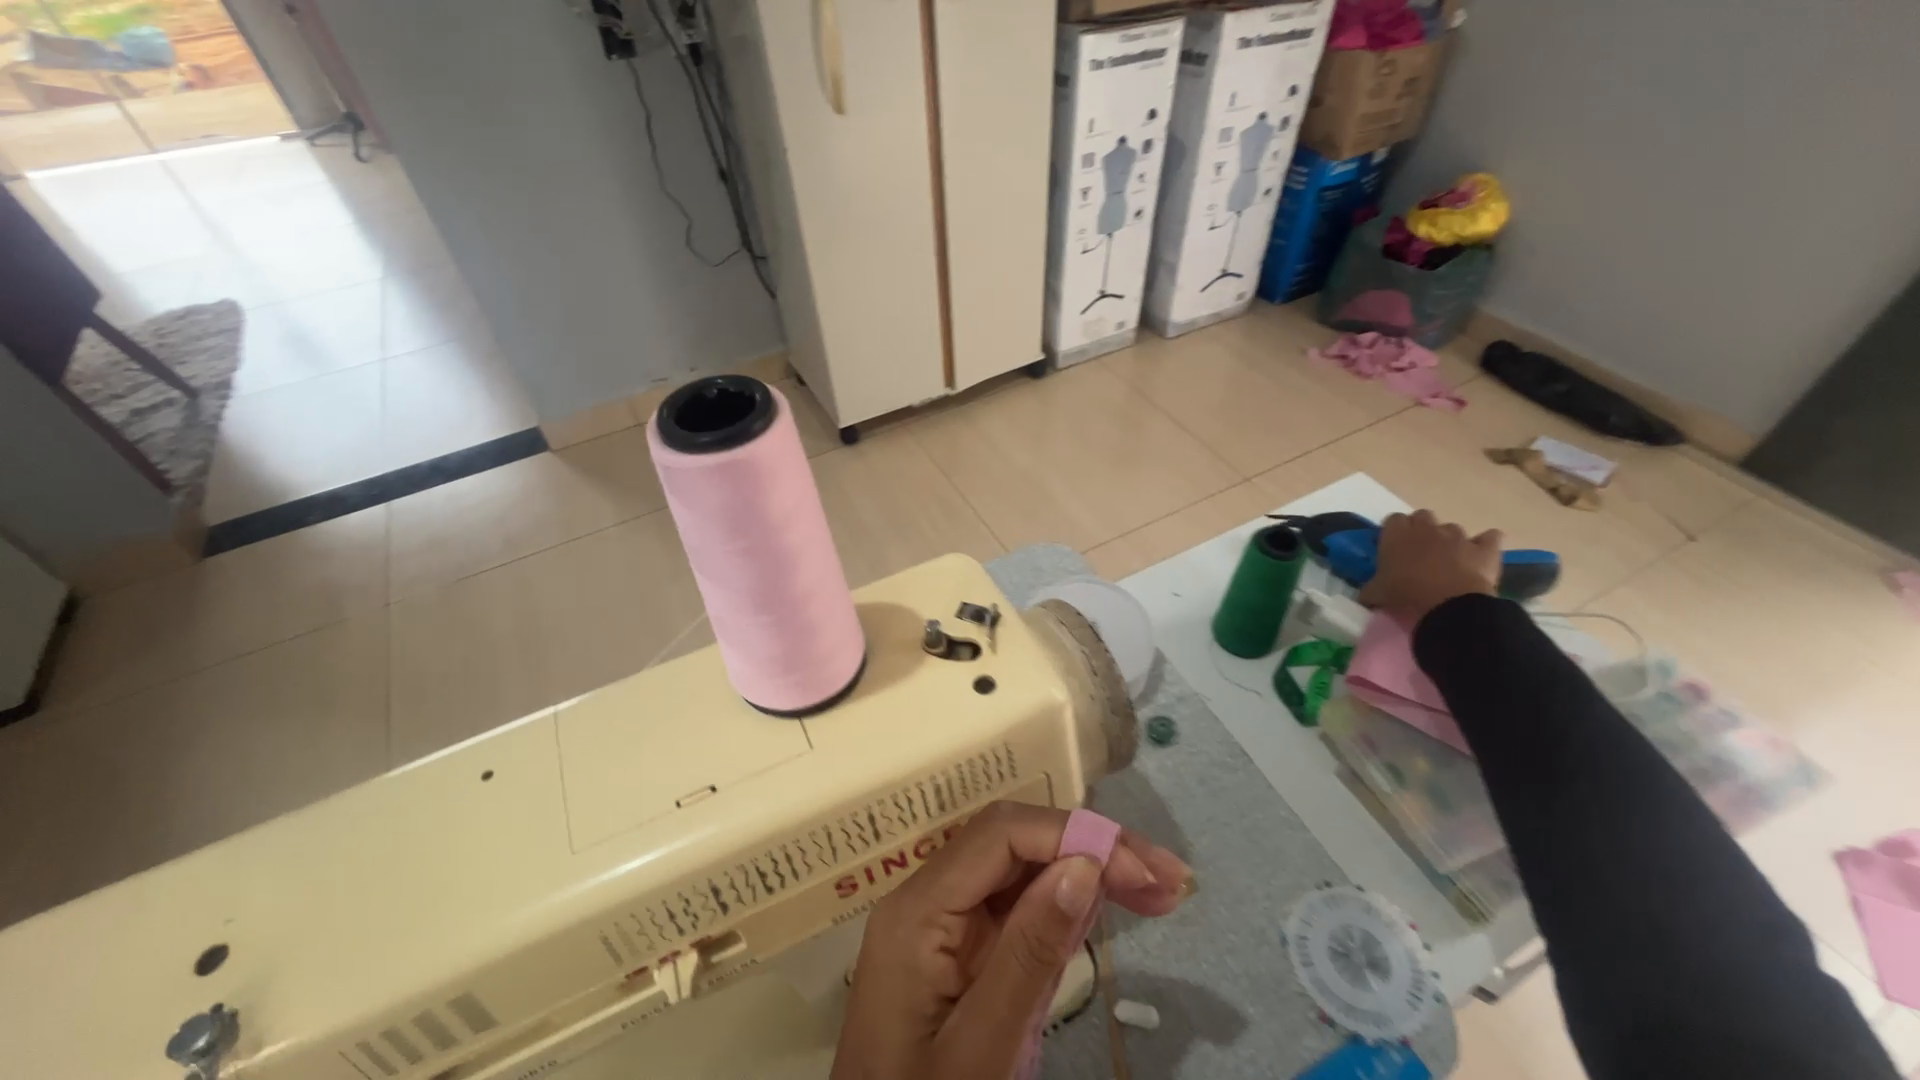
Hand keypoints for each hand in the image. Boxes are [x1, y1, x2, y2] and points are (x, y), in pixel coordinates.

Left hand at [830, 801, 1191, 1079]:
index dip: (1075, 836)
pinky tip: (1106, 910)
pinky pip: (1015, 907)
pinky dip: (1065, 905)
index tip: (1143, 873)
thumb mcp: (980, 1045)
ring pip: (1020, 869)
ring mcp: (942, 922)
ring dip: (1086, 871)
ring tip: (1155, 893)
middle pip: (1014, 842)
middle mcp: (927, 899)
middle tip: (1166, 880)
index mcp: (918, 910)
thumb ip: (1029, 952)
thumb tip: (1084, 864)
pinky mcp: (958, 947)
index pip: (1002, 835)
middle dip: (1090, 848)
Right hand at [1358, 509, 1503, 625]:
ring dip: (1449, 540)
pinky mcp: (1485, 549)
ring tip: (1447, 561)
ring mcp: (1458, 536)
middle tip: (1417, 552)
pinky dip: (1485, 543)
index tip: (1391, 548)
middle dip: (1420, 530)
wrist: (1449, 605)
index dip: (1392, 532)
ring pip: (1452, 528)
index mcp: (1397, 534)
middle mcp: (1427, 528)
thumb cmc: (1405, 595)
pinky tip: (1481, 555)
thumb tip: (1367, 593)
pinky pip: (1490, 537)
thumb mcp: (1376, 594)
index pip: (1392, 520)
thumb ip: (1371, 588)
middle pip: (1422, 516)